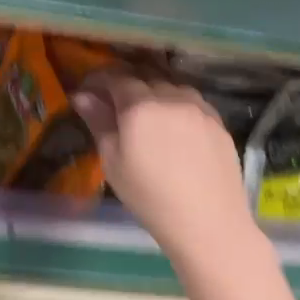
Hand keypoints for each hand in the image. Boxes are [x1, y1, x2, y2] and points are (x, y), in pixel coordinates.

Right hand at [72, 72, 257, 264]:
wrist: (207, 221)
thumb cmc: (148, 195)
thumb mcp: (112, 161)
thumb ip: (98, 122)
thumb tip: (82, 96)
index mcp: (140, 106)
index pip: (116, 79)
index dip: (100, 81)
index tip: (89, 91)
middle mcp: (171, 98)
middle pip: (145, 80)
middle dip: (127, 89)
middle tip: (115, 109)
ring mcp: (200, 108)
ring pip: (172, 89)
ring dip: (155, 95)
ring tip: (148, 119)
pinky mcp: (218, 123)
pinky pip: (192, 104)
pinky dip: (177, 108)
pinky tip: (175, 131)